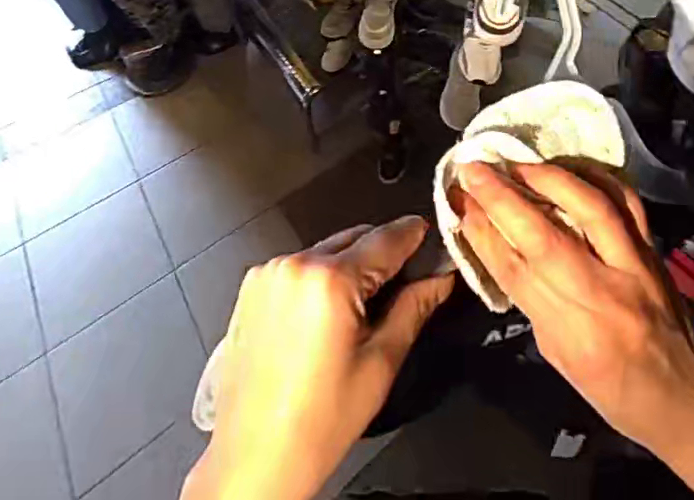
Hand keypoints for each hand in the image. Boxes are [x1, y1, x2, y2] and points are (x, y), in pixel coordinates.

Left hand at [184, 215, 454, 499]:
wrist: (254, 458)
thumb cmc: (318, 422)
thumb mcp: (380, 364)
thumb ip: (413, 308)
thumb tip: (441, 277)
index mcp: (330, 281)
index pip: (386, 237)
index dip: (414, 234)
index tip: (430, 237)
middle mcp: (296, 264)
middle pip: (355, 237)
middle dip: (381, 253)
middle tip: (402, 283)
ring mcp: (269, 272)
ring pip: (326, 249)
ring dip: (348, 265)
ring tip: (358, 309)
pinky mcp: (252, 285)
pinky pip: (298, 265)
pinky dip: (317, 276)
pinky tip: (323, 315)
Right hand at [453, 162, 693, 498]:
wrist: (689, 398)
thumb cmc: (614, 389)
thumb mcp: (558, 355)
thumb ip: (529, 297)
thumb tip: (494, 240)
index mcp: (575, 336)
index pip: (516, 273)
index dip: (482, 232)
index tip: (459, 201)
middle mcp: (606, 297)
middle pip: (544, 237)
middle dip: (501, 198)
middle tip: (472, 169)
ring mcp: (636, 267)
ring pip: (590, 208)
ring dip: (547, 178)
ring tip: (517, 165)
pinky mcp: (654, 248)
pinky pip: (625, 199)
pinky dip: (594, 175)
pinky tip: (568, 166)